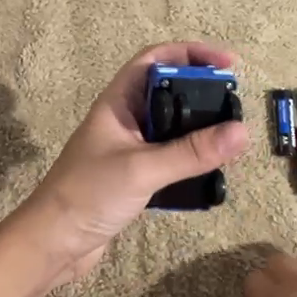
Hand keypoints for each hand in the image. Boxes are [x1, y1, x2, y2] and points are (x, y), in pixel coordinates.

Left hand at [14, 42, 248, 286]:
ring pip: (171, 127)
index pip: (155, 60)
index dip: (191, 54)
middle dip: (202, 93)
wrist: (54, 241)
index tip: (229, 62)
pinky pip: (169, 158)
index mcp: (117, 102)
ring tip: (231, 142)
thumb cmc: (89, 194)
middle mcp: (123, 120)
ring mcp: (128, 148)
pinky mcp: (133, 176)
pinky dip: (190, 160)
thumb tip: (241, 131)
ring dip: (199, 130)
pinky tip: (212, 175)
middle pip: (168, 92)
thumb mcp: (143, 169)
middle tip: (236, 107)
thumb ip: (191, 151)